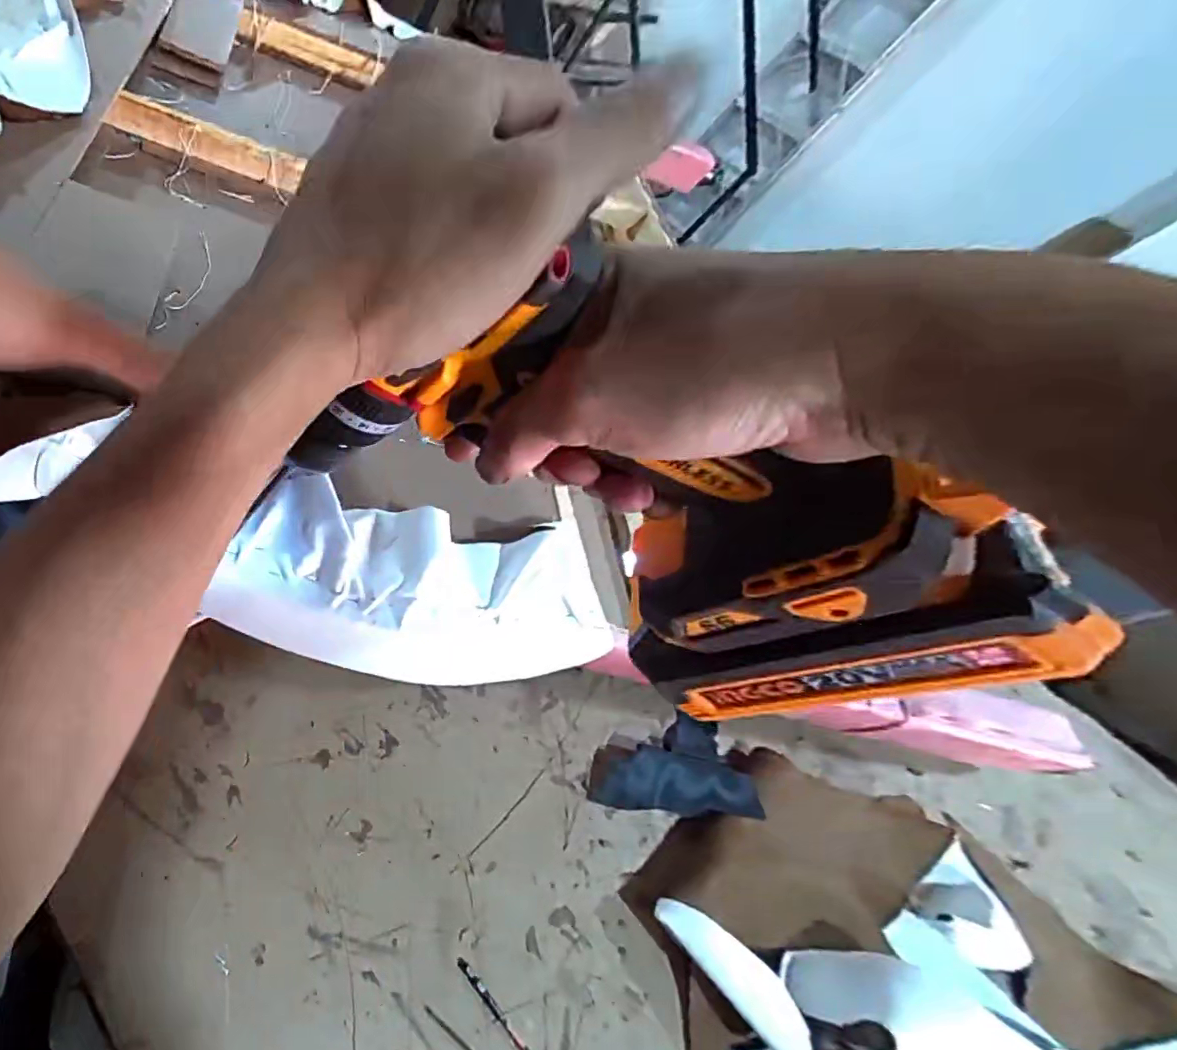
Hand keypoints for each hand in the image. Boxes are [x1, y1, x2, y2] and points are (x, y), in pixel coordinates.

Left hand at [237, 39, 697, 394]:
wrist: (300, 333)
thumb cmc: (420, 266)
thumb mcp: (539, 196)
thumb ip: (621, 130)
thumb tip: (691, 69)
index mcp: (446, 69)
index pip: (557, 104)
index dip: (568, 180)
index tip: (538, 242)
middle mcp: (392, 94)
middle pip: (502, 146)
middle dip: (513, 210)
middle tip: (493, 272)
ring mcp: (352, 153)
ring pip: (452, 188)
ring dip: (469, 237)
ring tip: (451, 288)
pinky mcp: (330, 209)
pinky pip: (404, 220)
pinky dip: (420, 252)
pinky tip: (412, 286)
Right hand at [449, 247, 881, 510]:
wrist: (856, 359)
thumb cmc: (695, 361)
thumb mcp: (584, 400)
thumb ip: (517, 432)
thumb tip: (488, 465)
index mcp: (570, 293)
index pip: (489, 345)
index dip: (466, 396)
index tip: (459, 442)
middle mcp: (602, 316)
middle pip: (531, 391)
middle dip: (537, 445)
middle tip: (551, 473)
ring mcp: (646, 352)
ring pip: (580, 421)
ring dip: (585, 465)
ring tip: (611, 487)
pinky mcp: (685, 387)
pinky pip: (627, 432)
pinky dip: (628, 466)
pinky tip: (644, 491)